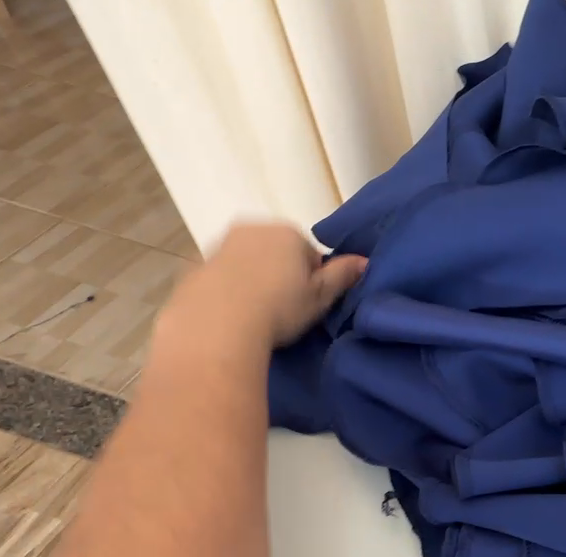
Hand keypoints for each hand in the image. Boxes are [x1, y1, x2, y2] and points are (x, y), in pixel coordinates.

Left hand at [156, 223, 366, 348]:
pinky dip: (236, 285)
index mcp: (289, 232)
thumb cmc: (280, 306)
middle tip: (289, 307)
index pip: (312, 254)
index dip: (315, 280)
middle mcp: (255, 227)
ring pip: (254, 260)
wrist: (218, 320)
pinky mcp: (200, 259)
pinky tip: (240, 309)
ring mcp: (224, 241)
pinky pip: (230, 271)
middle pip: (281, 252)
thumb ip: (344, 275)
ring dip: (260, 278)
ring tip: (263, 310)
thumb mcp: (322, 295)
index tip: (311, 302)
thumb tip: (365, 261)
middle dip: (286, 274)